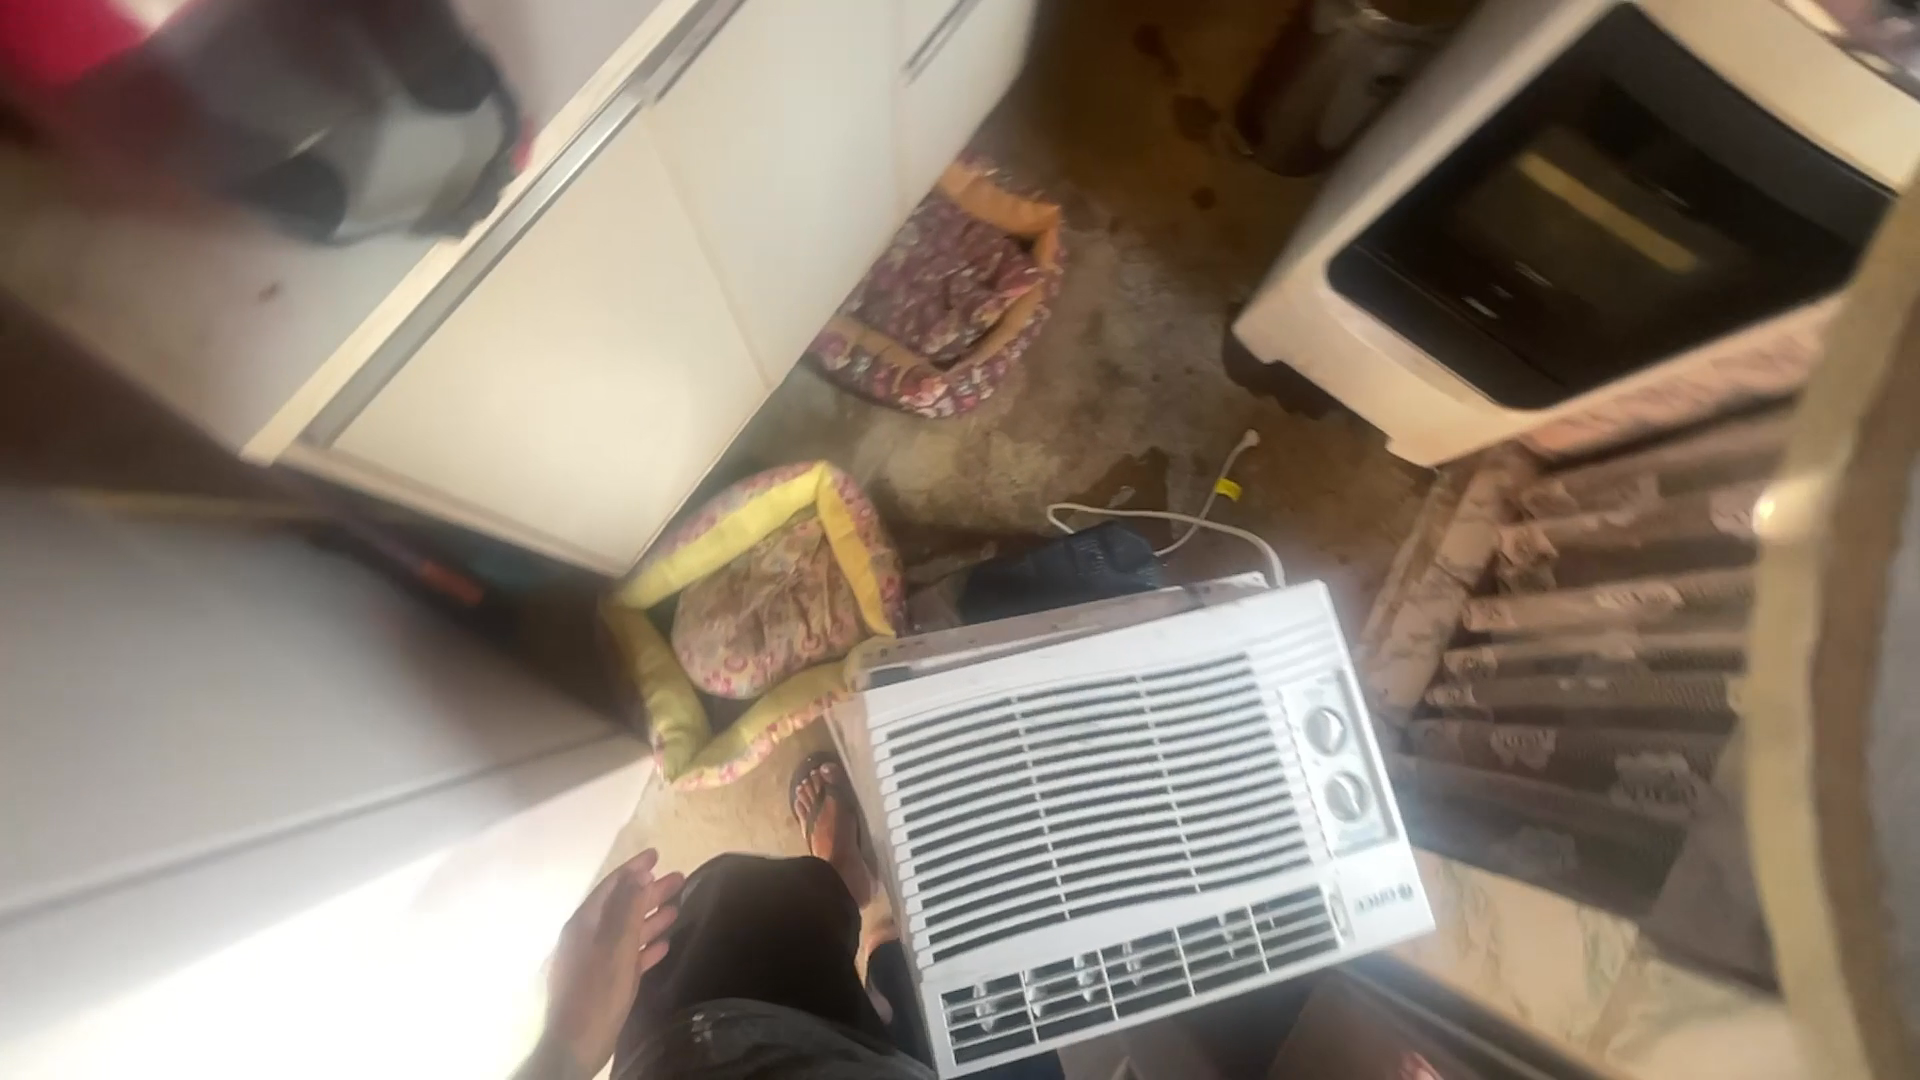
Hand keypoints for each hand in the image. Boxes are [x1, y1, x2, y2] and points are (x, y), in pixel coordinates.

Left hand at [522, 850, 683, 1079]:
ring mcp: (594, 961)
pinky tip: (664, 944)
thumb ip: (629, 908)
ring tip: (678, 907)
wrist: (575, 1048)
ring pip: (627, 930)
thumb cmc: (596, 992)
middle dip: (649, 891)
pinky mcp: (603, 982)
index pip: (612, 886)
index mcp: (584, 925)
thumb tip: (640, 874)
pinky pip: (627, 954)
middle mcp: (587, 938)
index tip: (657, 854)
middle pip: (622, 906)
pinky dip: (645, 945)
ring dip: (651, 917)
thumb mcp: (616, 946)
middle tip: (680, 878)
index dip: (634, 869)